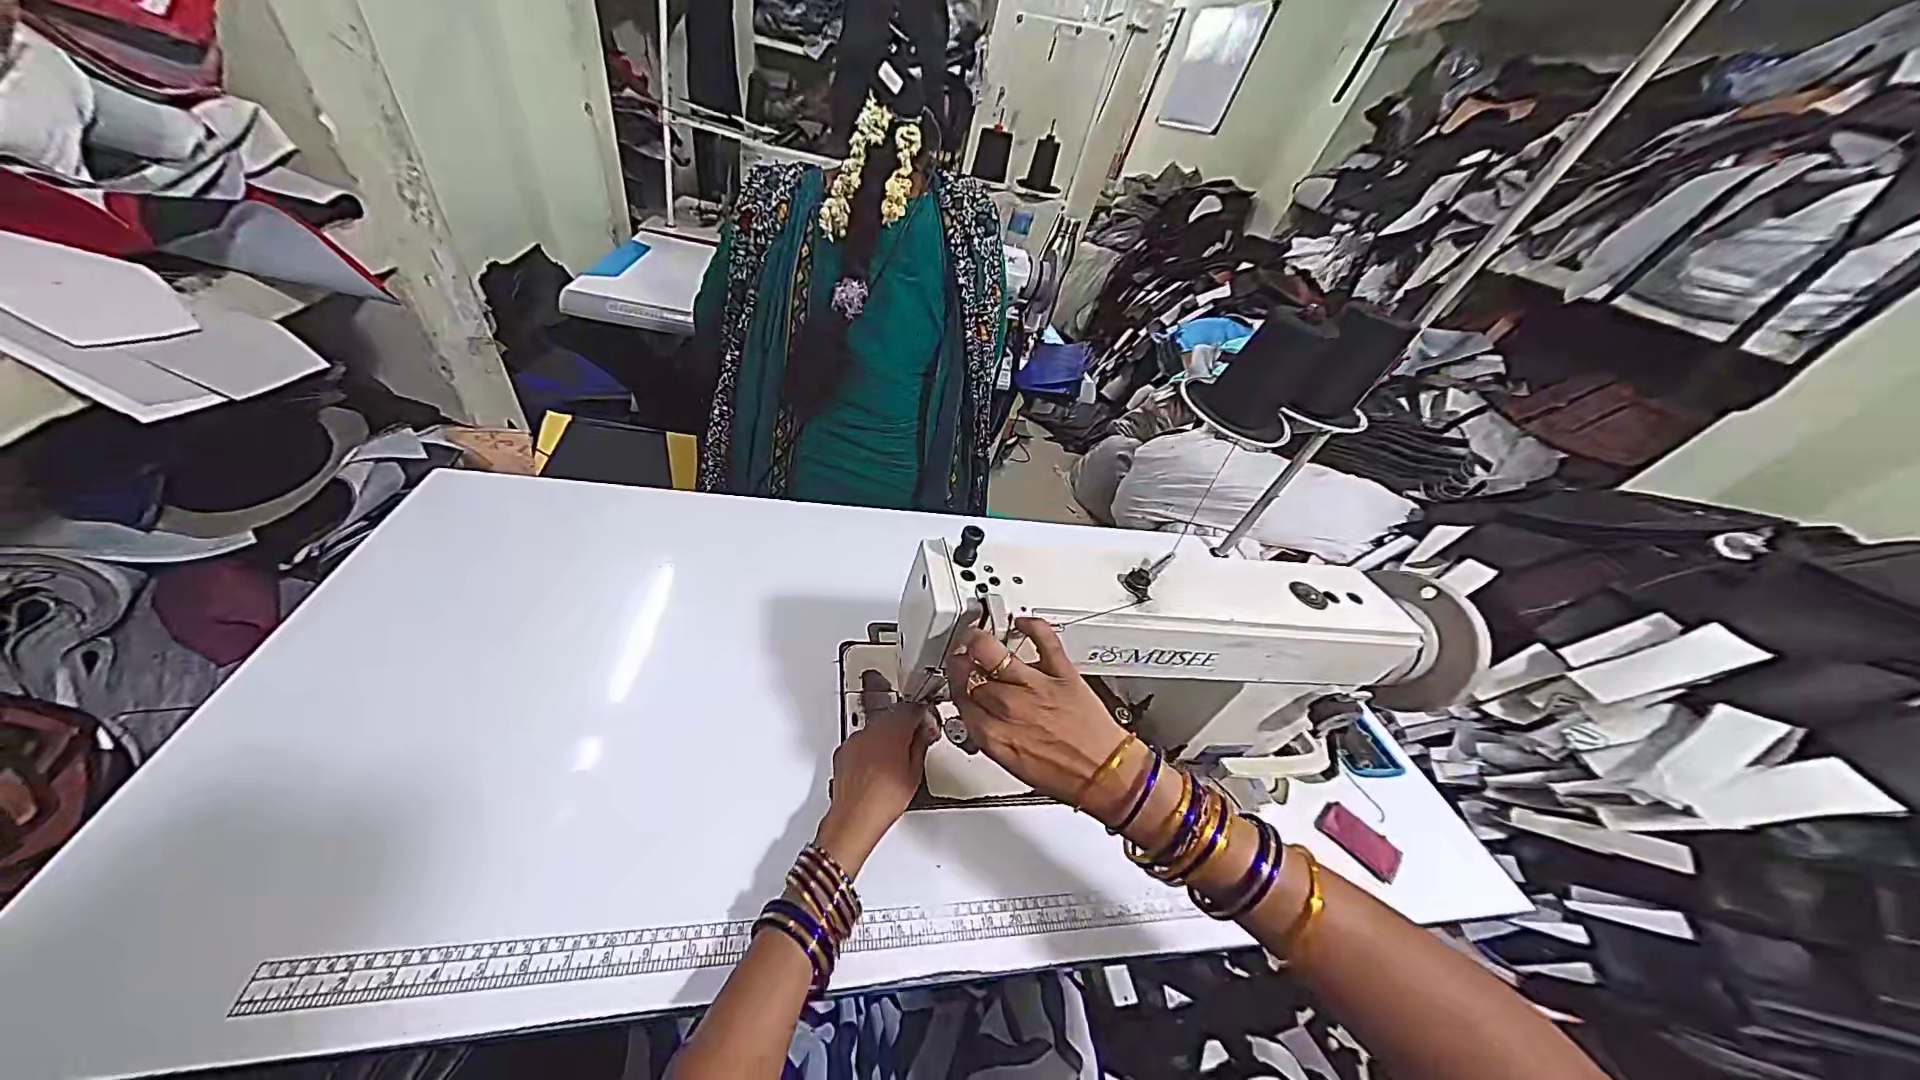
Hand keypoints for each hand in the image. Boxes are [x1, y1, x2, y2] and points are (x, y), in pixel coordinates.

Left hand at [816, 671, 935, 875]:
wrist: (854, 819)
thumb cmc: (882, 801)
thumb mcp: (914, 774)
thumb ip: (920, 746)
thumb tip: (924, 734)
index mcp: (891, 733)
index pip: (911, 709)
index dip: (923, 715)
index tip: (927, 723)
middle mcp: (870, 732)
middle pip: (893, 714)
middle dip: (906, 723)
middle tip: (916, 736)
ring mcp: (855, 741)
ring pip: (876, 727)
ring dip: (888, 734)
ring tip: (897, 755)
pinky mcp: (844, 751)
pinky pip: (862, 740)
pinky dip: (872, 745)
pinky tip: (879, 763)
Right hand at [942, 618, 1137, 820]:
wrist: (1103, 773)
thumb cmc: (1063, 773)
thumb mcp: (1011, 763)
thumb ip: (988, 734)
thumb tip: (976, 714)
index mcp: (994, 734)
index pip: (959, 697)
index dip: (954, 684)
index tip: (956, 677)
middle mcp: (1010, 707)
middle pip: (971, 674)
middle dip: (963, 663)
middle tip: (964, 658)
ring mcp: (1035, 686)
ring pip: (992, 651)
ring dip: (979, 641)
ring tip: (979, 638)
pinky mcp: (1062, 672)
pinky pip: (1043, 638)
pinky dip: (1031, 625)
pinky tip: (1023, 623)